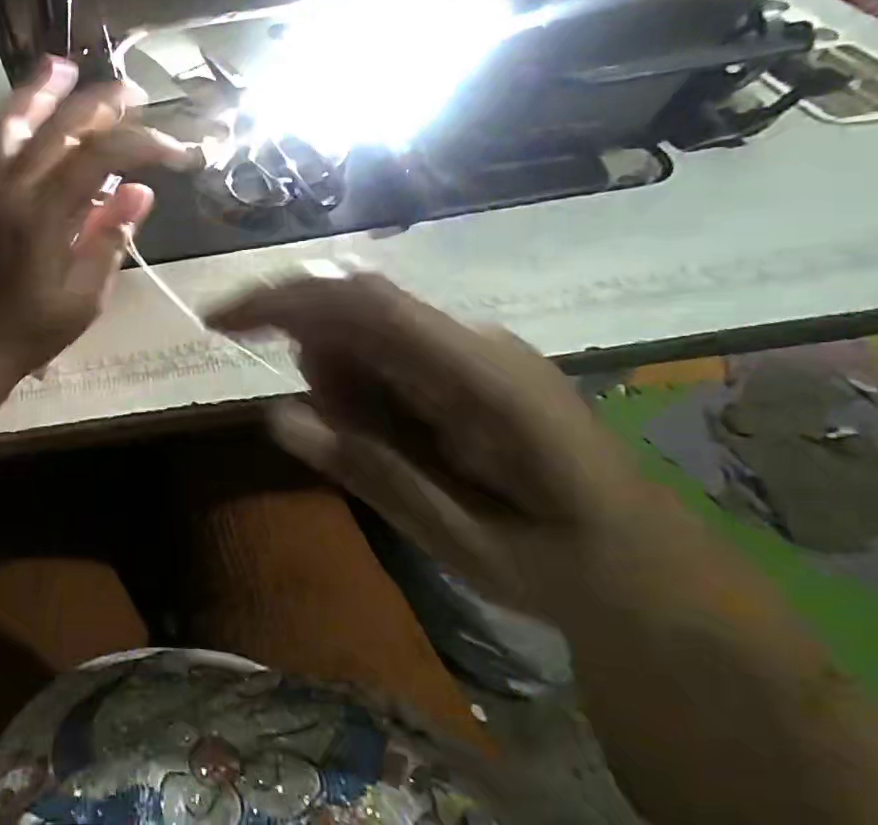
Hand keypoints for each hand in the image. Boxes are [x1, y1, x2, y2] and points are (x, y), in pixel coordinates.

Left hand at [0, 57, 193, 401]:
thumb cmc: (33, 330)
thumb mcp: (86, 296)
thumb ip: (110, 238)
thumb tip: (141, 190)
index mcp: (46, 217)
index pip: (100, 158)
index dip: (143, 145)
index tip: (176, 151)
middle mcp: (12, 191)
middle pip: (58, 129)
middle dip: (100, 105)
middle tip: (134, 95)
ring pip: (10, 127)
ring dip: (37, 93)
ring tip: (63, 67)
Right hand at [208, 275, 679, 619]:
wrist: (658, 577)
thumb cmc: (566, 566)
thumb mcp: (459, 536)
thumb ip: (371, 470)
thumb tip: (277, 414)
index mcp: (481, 376)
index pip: (366, 305)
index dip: (284, 299)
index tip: (219, 321)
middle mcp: (474, 344)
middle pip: (356, 317)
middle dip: (318, 368)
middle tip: (338, 444)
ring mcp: (475, 352)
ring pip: (367, 338)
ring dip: (343, 388)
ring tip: (391, 463)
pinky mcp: (470, 367)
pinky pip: (390, 358)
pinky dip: (365, 395)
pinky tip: (400, 446)